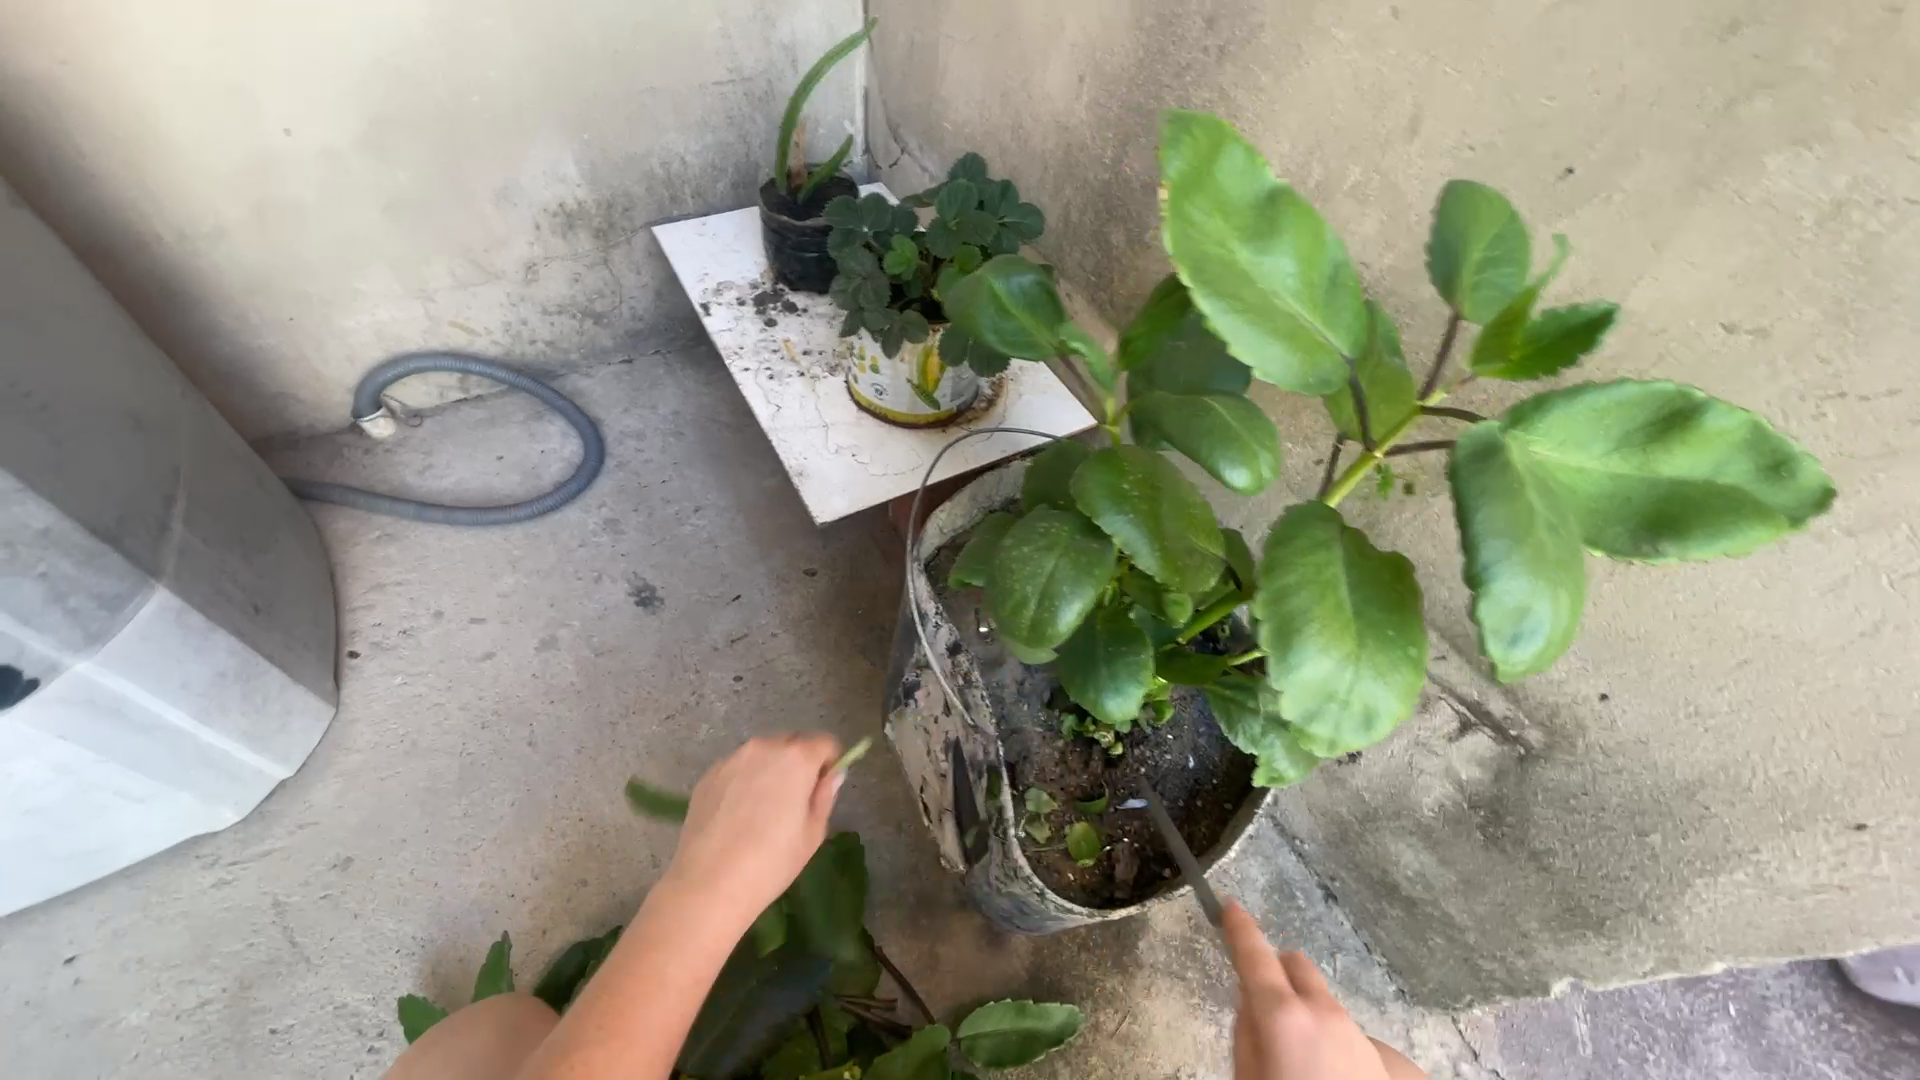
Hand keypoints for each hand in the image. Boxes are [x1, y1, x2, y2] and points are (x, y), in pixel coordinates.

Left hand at [661, 733, 844, 929]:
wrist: (709, 883)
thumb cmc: (771, 861)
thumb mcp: (813, 833)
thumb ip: (825, 795)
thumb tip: (831, 775)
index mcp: (797, 758)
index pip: (825, 742)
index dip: (830, 762)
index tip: (824, 786)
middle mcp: (765, 747)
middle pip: (793, 743)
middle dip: (800, 762)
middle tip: (795, 799)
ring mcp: (733, 758)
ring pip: (763, 754)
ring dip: (771, 769)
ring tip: (763, 808)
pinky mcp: (709, 774)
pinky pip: (738, 767)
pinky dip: (745, 780)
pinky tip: (738, 814)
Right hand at [1222, 901, 1424, 1079]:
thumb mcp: (1246, 1078)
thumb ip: (1246, 1035)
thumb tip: (1253, 1008)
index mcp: (1282, 1015)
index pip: (1253, 953)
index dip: (1239, 927)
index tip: (1230, 907)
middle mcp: (1325, 1013)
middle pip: (1296, 965)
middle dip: (1278, 971)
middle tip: (1263, 1002)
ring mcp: (1362, 1038)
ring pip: (1326, 1004)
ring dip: (1309, 1014)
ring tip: (1301, 1064)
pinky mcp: (1391, 1064)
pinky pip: (1353, 1038)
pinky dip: (1338, 1046)